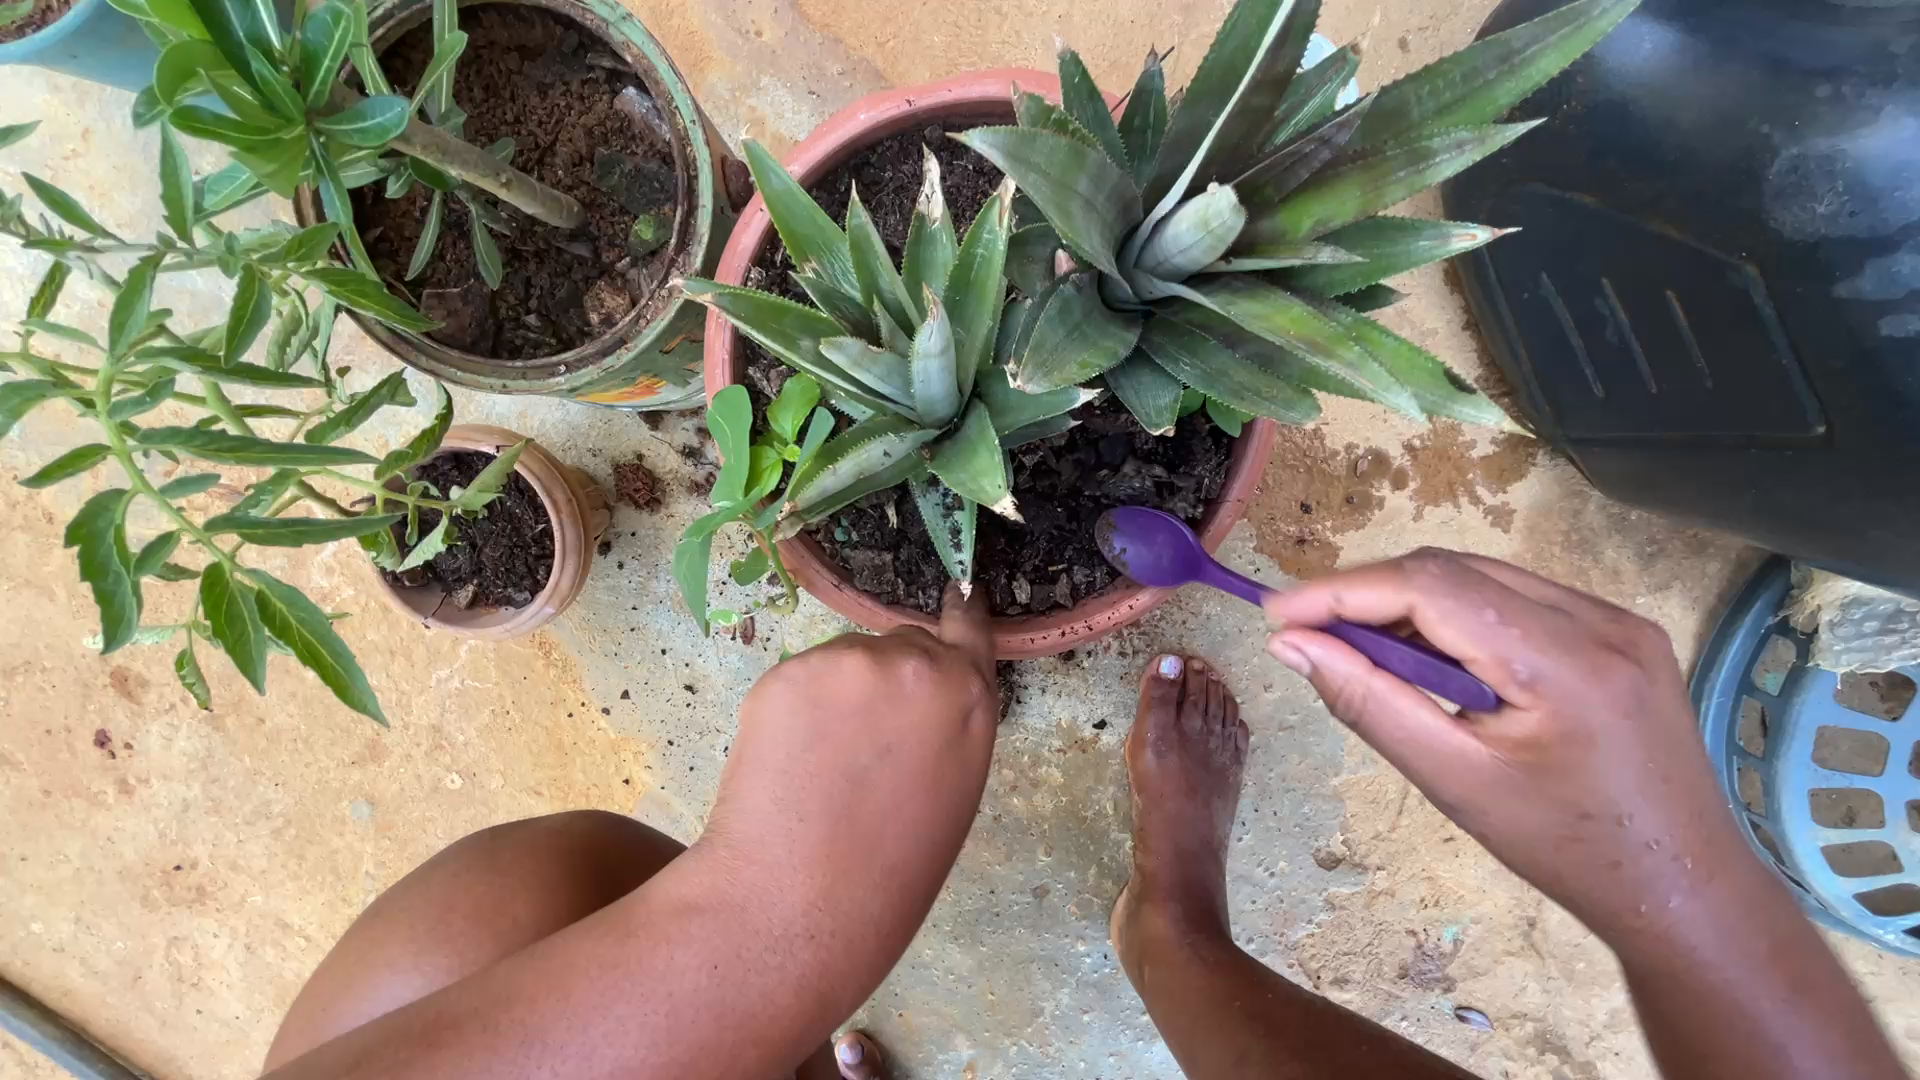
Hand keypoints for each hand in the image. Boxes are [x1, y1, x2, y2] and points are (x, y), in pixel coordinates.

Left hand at [698, 582, 999, 991]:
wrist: (800, 900)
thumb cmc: (891, 869)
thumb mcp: (952, 786)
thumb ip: (946, 722)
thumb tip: (916, 696)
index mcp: (969, 697)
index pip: (968, 628)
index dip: (960, 609)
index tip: (957, 589)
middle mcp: (915, 663)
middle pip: (903, 644)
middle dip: (889, 677)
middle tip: (862, 740)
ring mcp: (848, 660)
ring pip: (847, 660)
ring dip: (839, 693)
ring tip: (821, 761)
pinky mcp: (788, 669)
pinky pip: (801, 677)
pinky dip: (797, 706)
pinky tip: (790, 757)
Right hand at [1263, 549, 1755, 942]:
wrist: (1685, 891)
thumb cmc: (1564, 848)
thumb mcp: (1450, 779)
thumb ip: (1364, 701)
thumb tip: (1290, 645)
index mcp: (1565, 662)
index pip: (1428, 587)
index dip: (1340, 591)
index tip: (1276, 612)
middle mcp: (1599, 619)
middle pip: (1449, 570)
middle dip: (1366, 593)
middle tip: (1307, 631)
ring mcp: (1615, 619)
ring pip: (1474, 576)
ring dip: (1403, 601)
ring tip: (1357, 646)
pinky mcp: (1614, 630)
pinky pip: (1506, 596)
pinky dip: (1447, 613)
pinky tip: (1423, 653)